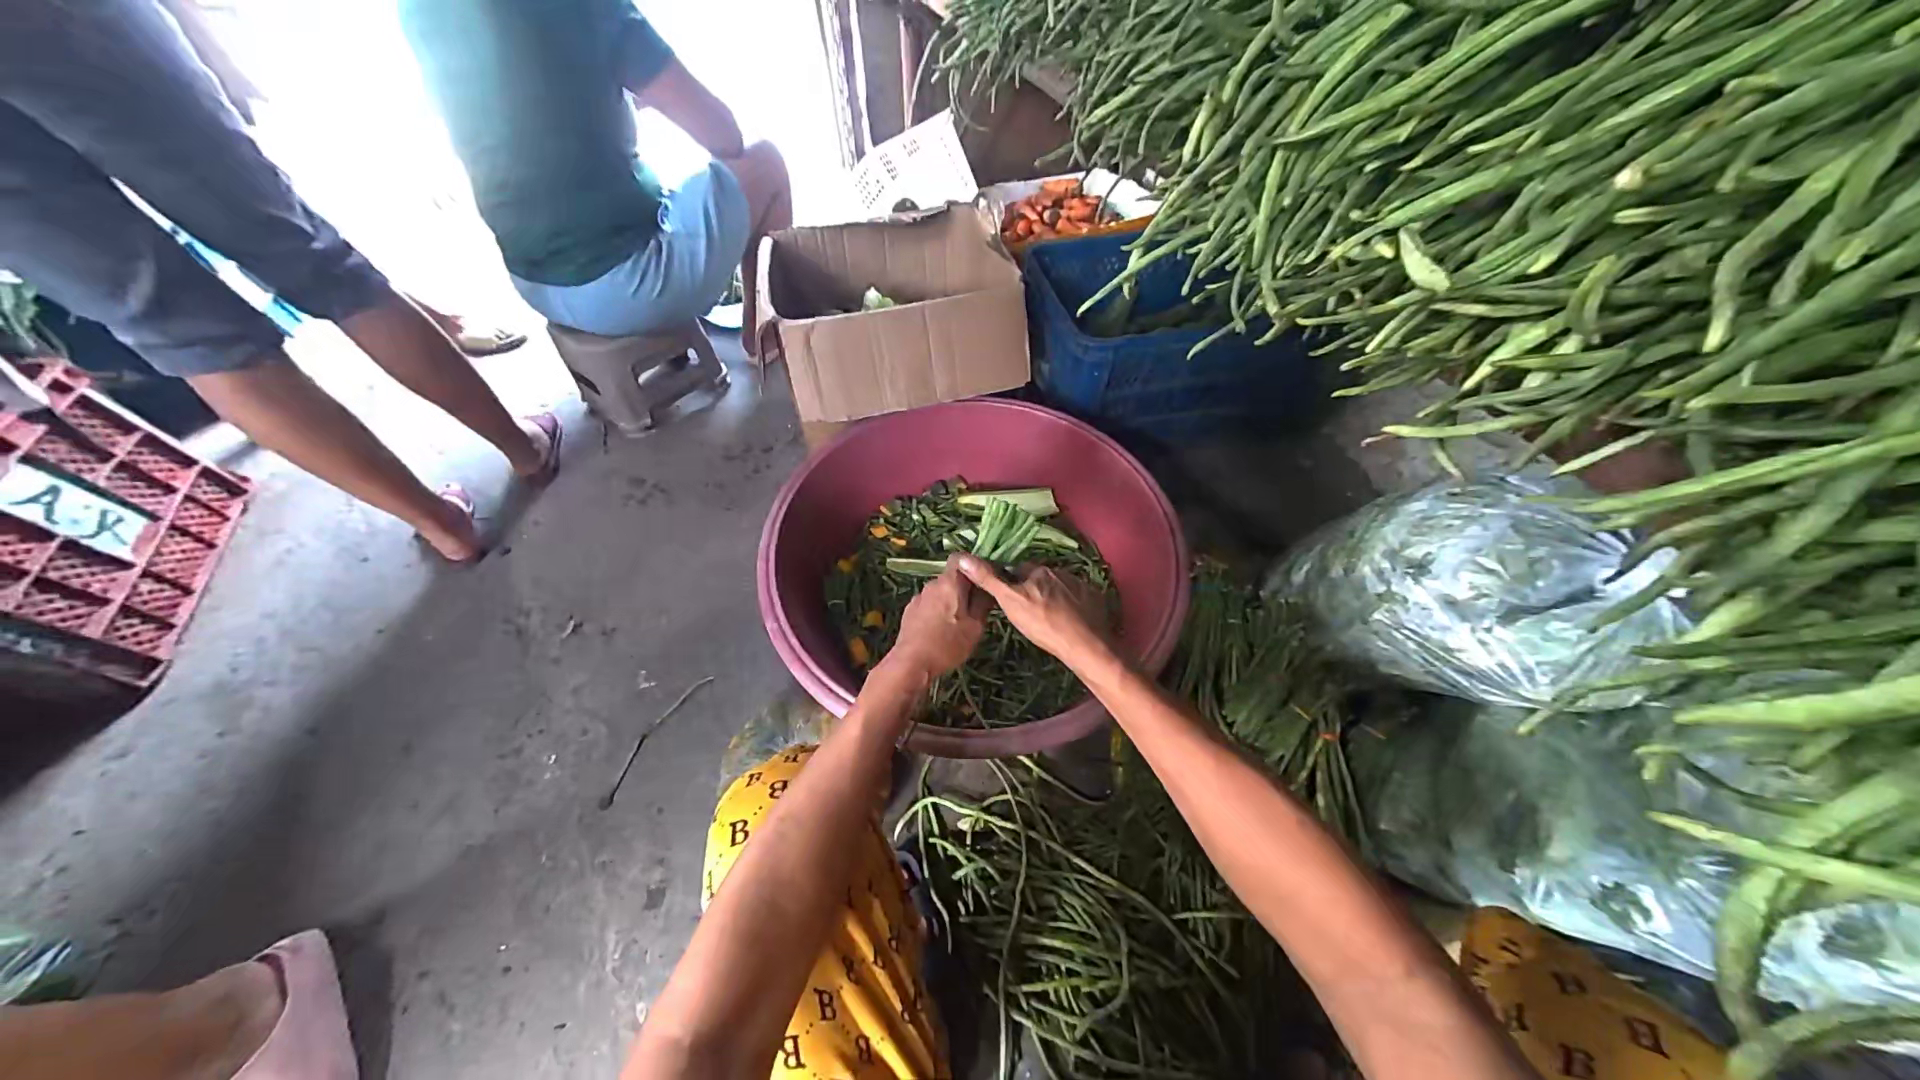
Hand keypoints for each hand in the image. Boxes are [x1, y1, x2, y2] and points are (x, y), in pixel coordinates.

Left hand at [883, 563, 989, 677]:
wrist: (911, 663)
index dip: (974, 565)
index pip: (961, 558)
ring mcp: (919, 597)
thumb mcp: (975, 626)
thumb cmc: (948, 644)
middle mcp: (932, 584)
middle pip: (952, 577)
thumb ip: (983, 602)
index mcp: (950, 583)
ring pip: (941, 592)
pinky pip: (930, 604)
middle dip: (965, 588)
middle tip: (977, 607)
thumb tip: (988, 586)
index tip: (984, 580)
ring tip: (959, 622)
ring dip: (951, 601)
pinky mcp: (910, 611)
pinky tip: (942, 629)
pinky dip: (938, 610)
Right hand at [951, 554, 1112, 668]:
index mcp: (1038, 570)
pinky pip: (1078, 597)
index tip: (1011, 599)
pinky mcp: (1094, 598)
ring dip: (1052, 596)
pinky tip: (1069, 621)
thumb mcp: (1010, 602)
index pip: (1019, 569)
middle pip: (1040, 578)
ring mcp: (1080, 584)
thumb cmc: (1043, 624)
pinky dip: (1071, 605)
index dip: (1012, 583)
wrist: (1086, 645)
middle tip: (1029, 612)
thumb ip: (989, 580)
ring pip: (1058, 587)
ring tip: (1049, 619)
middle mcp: (1060, 571)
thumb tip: (964, 558)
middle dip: (1033, 588)